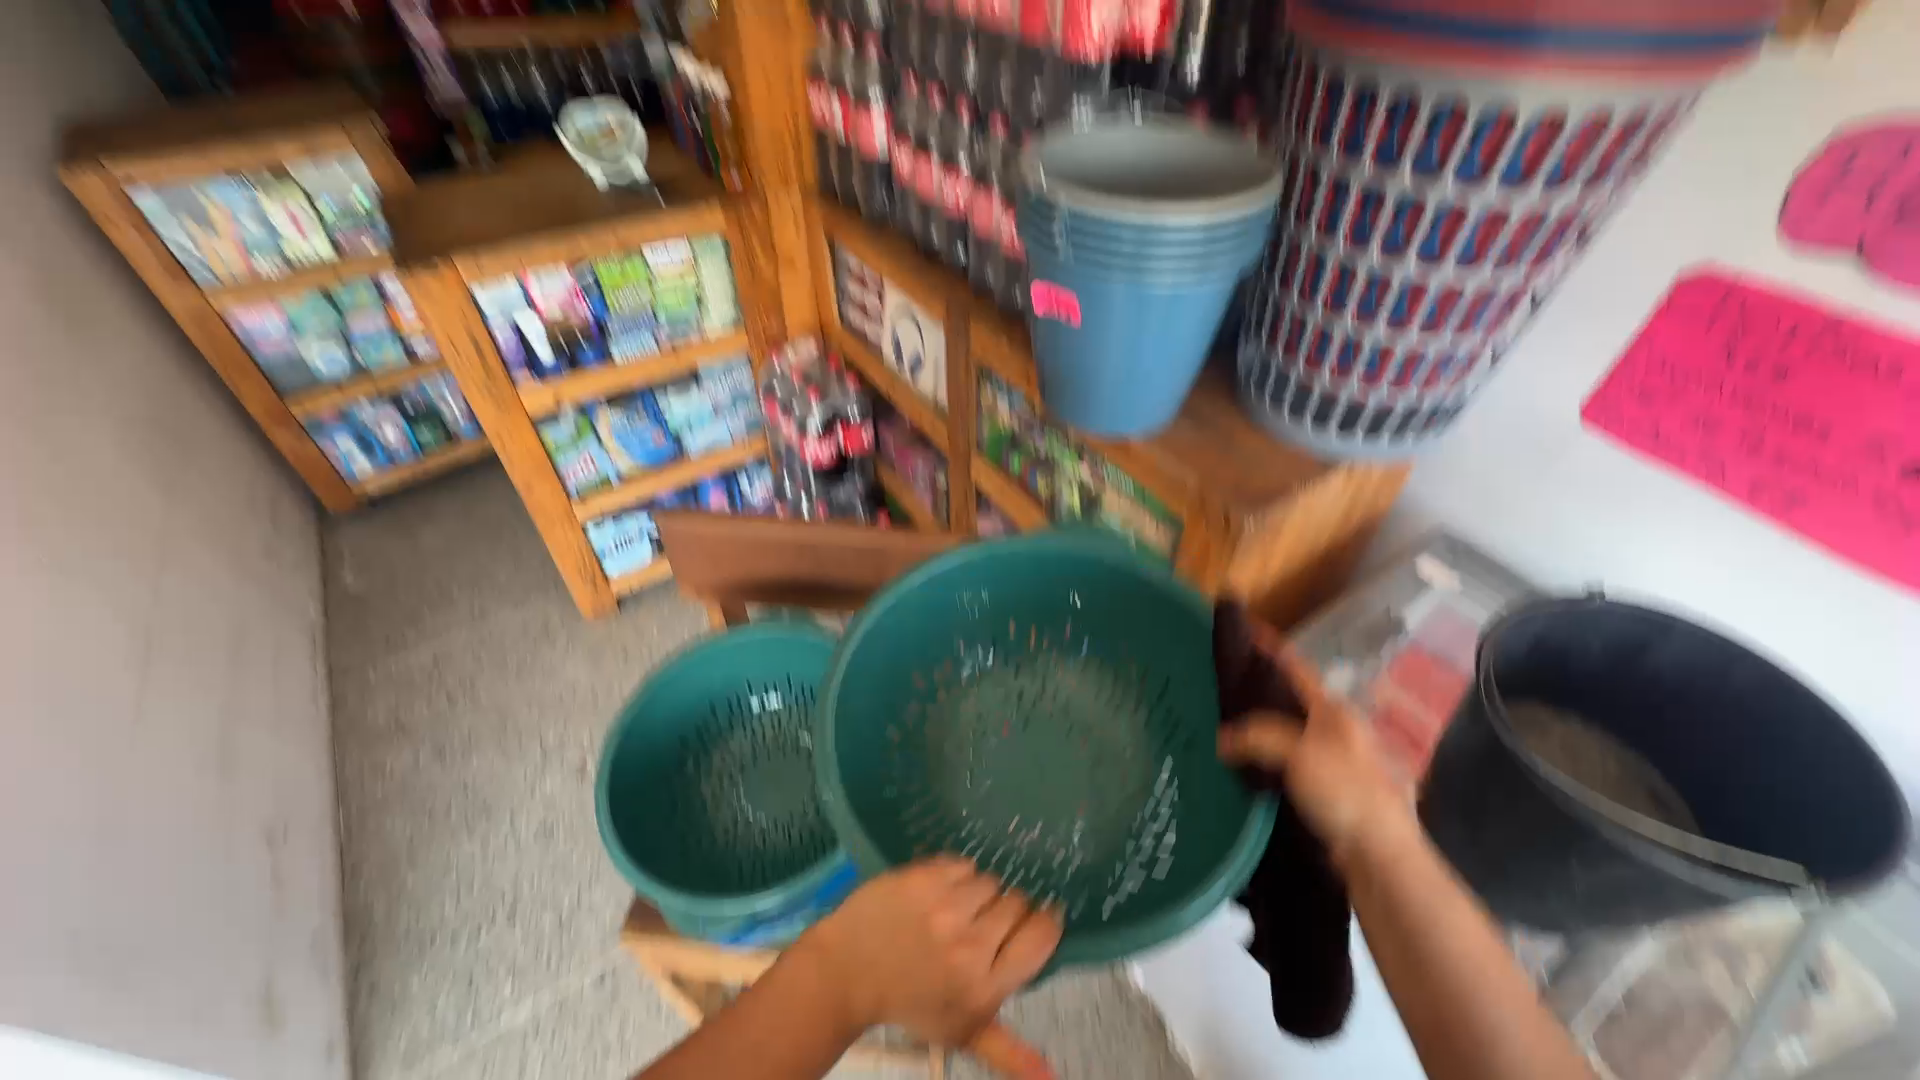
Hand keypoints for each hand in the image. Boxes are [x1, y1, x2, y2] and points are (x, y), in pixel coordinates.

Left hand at [794, 857, 1062, 1078]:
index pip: (1041, 937)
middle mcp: (970, 946)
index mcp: (984, 987)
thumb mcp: (961, 1033)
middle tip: (981, 924)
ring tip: (956, 911)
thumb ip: (1009, 1052)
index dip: (1045, 922)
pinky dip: (956, 876)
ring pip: (991, 882)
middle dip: (1006, 911)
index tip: (1036, 920)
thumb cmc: (909, 1003)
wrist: (845, 971)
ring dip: (979, 893)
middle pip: (1018, 904)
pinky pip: (963, 864)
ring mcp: (945, 908)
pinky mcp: (924, 878)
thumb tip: (1053, 1078)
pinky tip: (939, 894)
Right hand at [1217, 645, 1414, 864]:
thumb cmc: (1345, 792)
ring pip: (1286, 734)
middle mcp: (1335, 731)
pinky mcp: (1324, 793)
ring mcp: (1331, 763)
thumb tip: (1222, 740)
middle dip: (1259, 690)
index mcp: (1334, 712)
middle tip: (1221, 684)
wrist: (1379, 853)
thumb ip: (1258, 737)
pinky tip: (1242, 768)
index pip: (1296, 667)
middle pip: (1291, 700)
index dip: (1271, 647)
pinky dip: (1262, 761)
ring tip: (1222, 725)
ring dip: (1258, 729)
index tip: (1245, 628)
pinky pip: (1284, 766)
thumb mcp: (1298, 753)